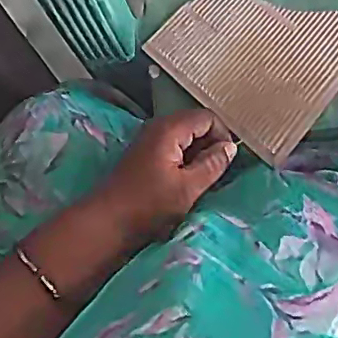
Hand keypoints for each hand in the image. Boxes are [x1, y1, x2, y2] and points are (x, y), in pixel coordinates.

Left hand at [88, 110, 236, 244]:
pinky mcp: (145, 153)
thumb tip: (230, 147)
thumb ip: (212, 164)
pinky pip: (173, 147)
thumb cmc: (148, 204)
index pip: (207, 117)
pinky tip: (185, 181)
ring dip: (198, 154)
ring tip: (202, 179)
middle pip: (195, 123)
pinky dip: (184, 159)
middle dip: (211, 144)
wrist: (107, 220)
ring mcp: (150, 139)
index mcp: (169, 128)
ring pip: (185, 137)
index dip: (222, 135)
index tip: (227, 161)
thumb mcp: (188, 187)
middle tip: (216, 172)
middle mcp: (158, 126)